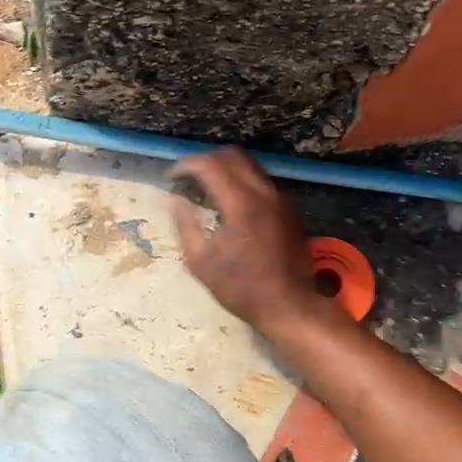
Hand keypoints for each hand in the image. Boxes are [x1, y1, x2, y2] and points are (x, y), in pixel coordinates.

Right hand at [167, 149, 329, 336]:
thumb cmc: (241, 288)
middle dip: (206, 160)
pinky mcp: (289, 209)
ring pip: (251, 165)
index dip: (186, 165)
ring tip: (207, 187)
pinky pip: (262, 181)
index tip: (171, 177)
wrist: (290, 305)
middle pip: (233, 155)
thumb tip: (171, 200)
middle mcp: (263, 193)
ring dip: (226, 168)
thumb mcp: (201, 262)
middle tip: (188, 177)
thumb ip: (184, 225)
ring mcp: (280, 199)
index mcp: (240, 203)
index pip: (210, 165)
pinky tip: (230, 202)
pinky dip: (242, 180)